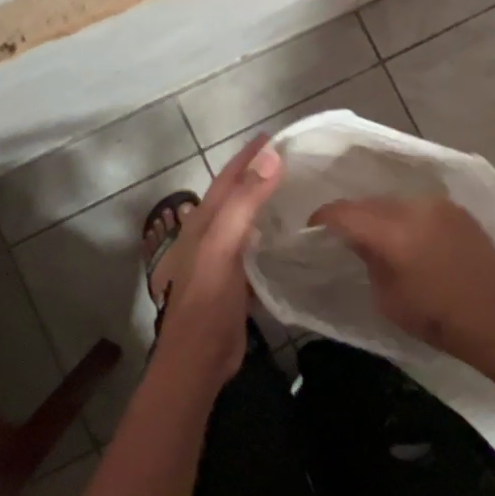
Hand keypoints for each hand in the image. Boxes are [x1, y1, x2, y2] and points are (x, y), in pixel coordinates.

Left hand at [148, 136, 281, 387]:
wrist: (198, 359)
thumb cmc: (208, 301)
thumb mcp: (224, 246)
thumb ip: (245, 202)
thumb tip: (271, 156)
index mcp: (204, 223)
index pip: (228, 178)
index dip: (248, 156)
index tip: (274, 136)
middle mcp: (210, 236)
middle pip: (236, 197)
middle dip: (258, 175)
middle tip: (292, 160)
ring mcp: (222, 261)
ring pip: (246, 222)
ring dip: (265, 205)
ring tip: (296, 193)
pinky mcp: (235, 283)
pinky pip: (255, 249)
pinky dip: (270, 237)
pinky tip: (290, 241)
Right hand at [310, 196, 494, 367]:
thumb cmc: (437, 319)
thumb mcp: (387, 298)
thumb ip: (367, 261)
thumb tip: (358, 242)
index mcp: (392, 231)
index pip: (344, 212)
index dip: (322, 218)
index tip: (311, 229)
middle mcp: (414, 207)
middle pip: (369, 202)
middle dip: (352, 216)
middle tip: (341, 236)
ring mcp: (439, 205)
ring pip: (395, 202)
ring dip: (380, 216)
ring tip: (377, 239)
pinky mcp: (458, 210)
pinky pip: (419, 207)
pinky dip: (406, 218)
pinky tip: (409, 239)